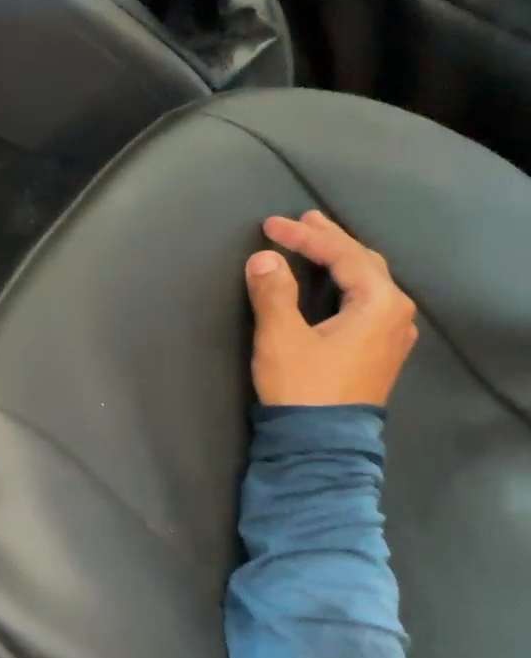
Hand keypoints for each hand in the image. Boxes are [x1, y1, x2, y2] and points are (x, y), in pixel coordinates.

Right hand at [244, 210, 418, 406]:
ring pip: (367, 281)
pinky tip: (332, 282)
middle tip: (301, 220)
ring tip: (315, 244)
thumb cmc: (302, 385)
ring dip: (338, 259)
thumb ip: (273, 295)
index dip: (306, 237)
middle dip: (330, 240)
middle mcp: (395, 311)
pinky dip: (343, 281)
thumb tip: (263, 259)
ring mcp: (391, 331)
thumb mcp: (280, 339)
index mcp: (378, 303)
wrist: (320, 437)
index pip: (343, 256)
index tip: (272, 225)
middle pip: (363, 263)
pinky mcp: (378, 347)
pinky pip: (365, 300)